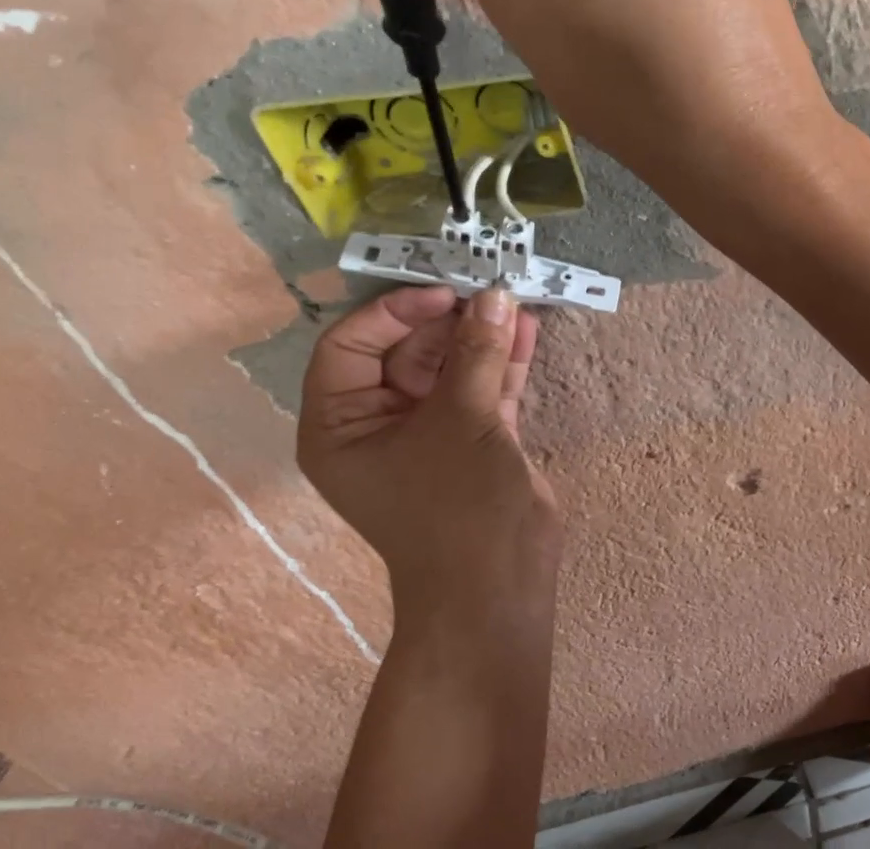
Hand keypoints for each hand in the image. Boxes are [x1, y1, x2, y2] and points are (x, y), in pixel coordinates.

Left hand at [298, 286, 557, 615]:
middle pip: (407, 352)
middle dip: (449, 320)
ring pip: (453, 367)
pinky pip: (485, 388)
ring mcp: (432, 431)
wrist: (499, 581)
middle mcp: (380, 422)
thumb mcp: (462, 422)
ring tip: (516, 300)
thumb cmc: (456, 506)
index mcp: (341, 424)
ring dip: (483, 335)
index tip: (446, 294)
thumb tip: (496, 296)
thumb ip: (478, 355)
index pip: (350, 347)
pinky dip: (505, 361)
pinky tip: (528, 330)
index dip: (394, 314)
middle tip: (490, 288)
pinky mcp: (476, 438)